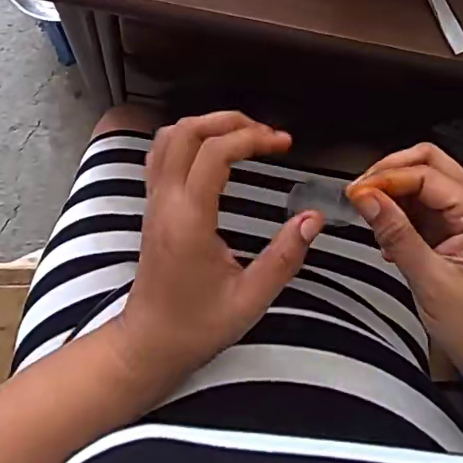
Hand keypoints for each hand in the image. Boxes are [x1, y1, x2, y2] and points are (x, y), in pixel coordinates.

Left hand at [111, 112, 323, 393]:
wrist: (150, 341)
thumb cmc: (197, 325)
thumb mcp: (250, 299)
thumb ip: (283, 257)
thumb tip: (311, 220)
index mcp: (189, 219)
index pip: (215, 152)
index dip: (252, 137)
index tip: (283, 143)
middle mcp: (166, 201)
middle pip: (187, 131)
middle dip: (230, 120)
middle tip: (266, 133)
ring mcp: (154, 200)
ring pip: (169, 136)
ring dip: (206, 124)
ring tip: (242, 134)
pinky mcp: (152, 204)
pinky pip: (160, 153)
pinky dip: (186, 137)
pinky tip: (211, 149)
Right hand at [346, 143, 462, 395]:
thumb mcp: (431, 281)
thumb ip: (396, 233)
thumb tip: (366, 197)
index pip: (428, 175)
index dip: (389, 178)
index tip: (357, 191)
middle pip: (431, 165)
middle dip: (392, 171)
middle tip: (361, 189)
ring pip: (425, 184)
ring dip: (394, 192)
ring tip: (369, 212)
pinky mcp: (455, 236)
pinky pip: (423, 208)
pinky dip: (399, 212)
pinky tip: (385, 233)